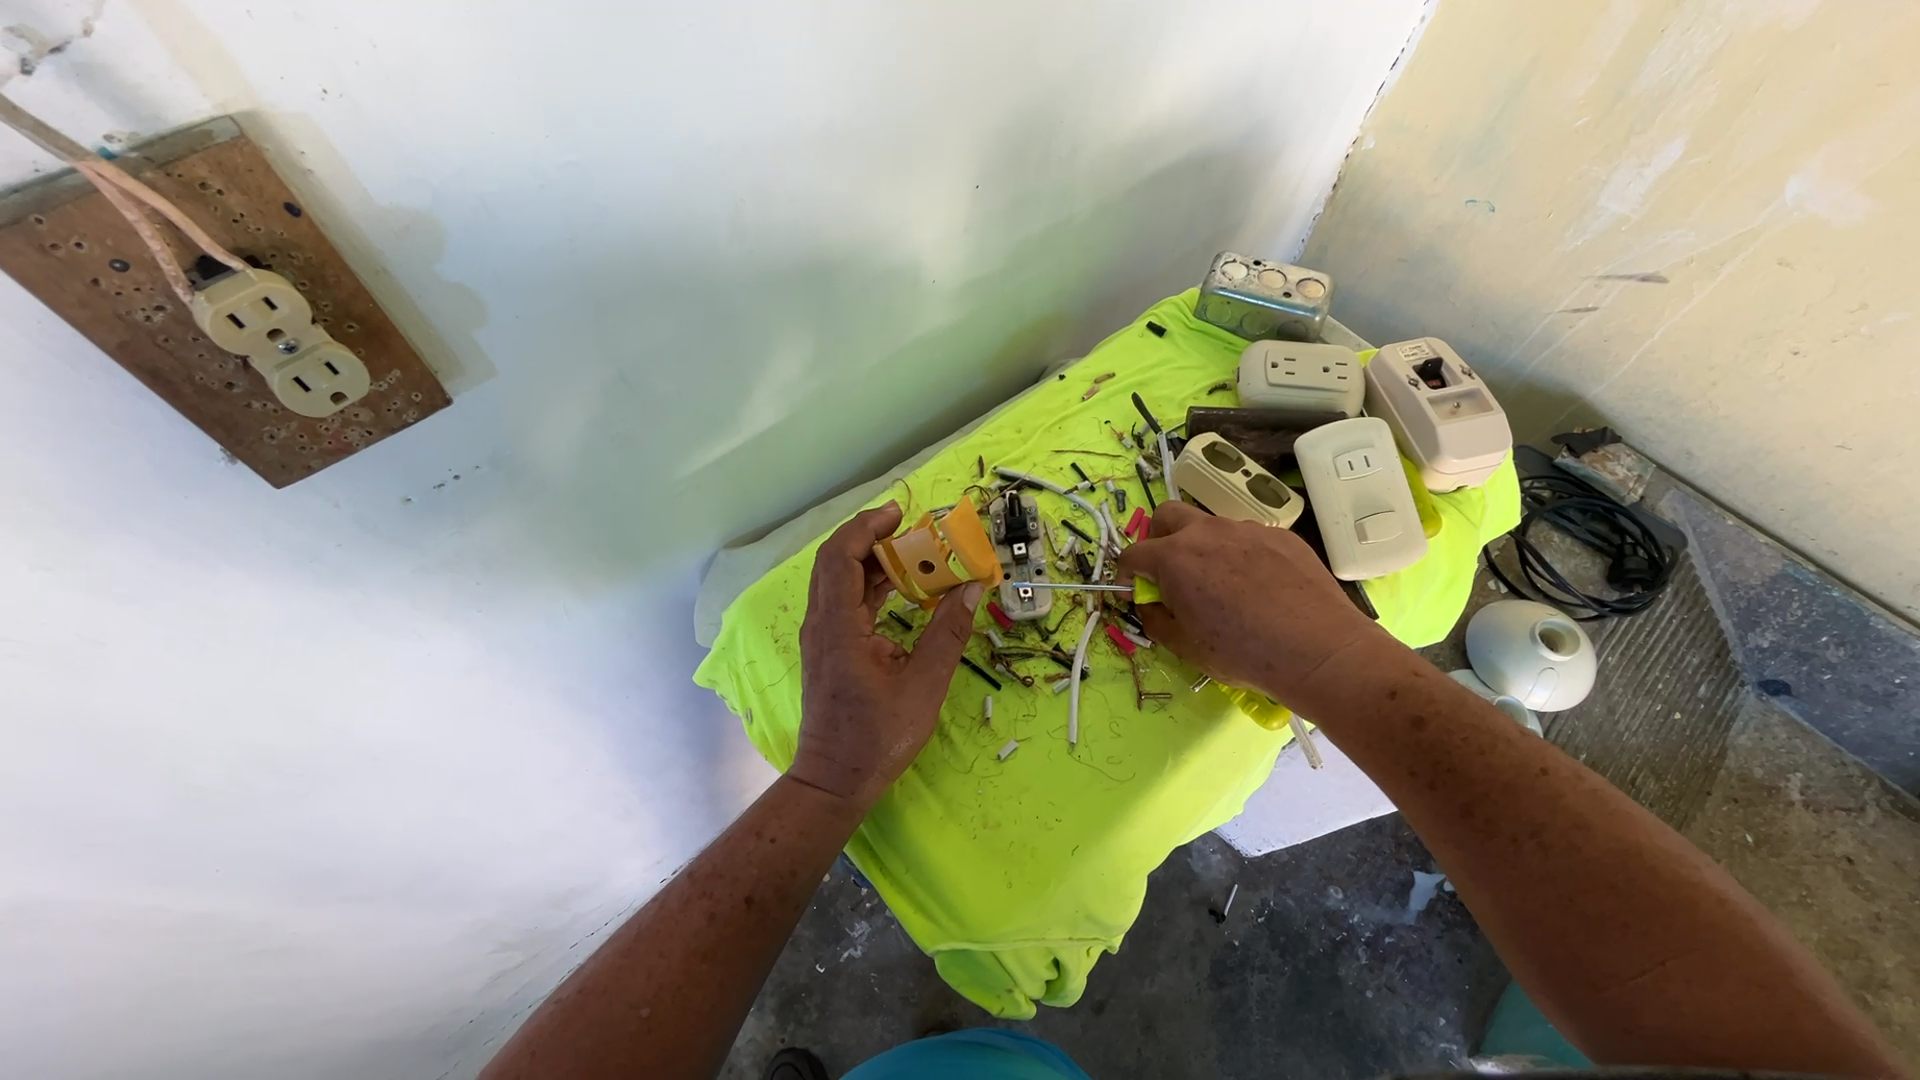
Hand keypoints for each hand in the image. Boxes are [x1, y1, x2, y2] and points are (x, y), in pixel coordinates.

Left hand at [793, 502, 981, 808]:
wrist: (835, 779)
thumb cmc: (878, 737)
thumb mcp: (924, 685)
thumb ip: (948, 633)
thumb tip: (970, 588)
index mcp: (837, 627)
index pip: (841, 558)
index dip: (867, 528)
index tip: (900, 514)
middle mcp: (821, 624)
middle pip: (836, 562)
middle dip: (871, 538)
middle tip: (910, 527)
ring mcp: (822, 637)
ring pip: (840, 581)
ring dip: (873, 562)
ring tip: (914, 552)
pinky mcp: (829, 650)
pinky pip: (846, 603)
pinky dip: (872, 587)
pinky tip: (902, 588)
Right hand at [1116, 502, 1402, 709]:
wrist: (1318, 650)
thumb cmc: (1241, 653)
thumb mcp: (1184, 646)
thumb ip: (1156, 618)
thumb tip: (1150, 602)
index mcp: (1174, 558)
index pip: (1133, 554)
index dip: (1127, 573)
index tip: (1134, 589)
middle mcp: (1206, 532)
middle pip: (1167, 515)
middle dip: (1159, 537)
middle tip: (1169, 570)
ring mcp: (1247, 529)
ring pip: (1211, 525)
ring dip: (1203, 545)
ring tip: (1221, 583)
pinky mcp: (1281, 536)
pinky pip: (1248, 538)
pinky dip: (1240, 555)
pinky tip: (1259, 586)